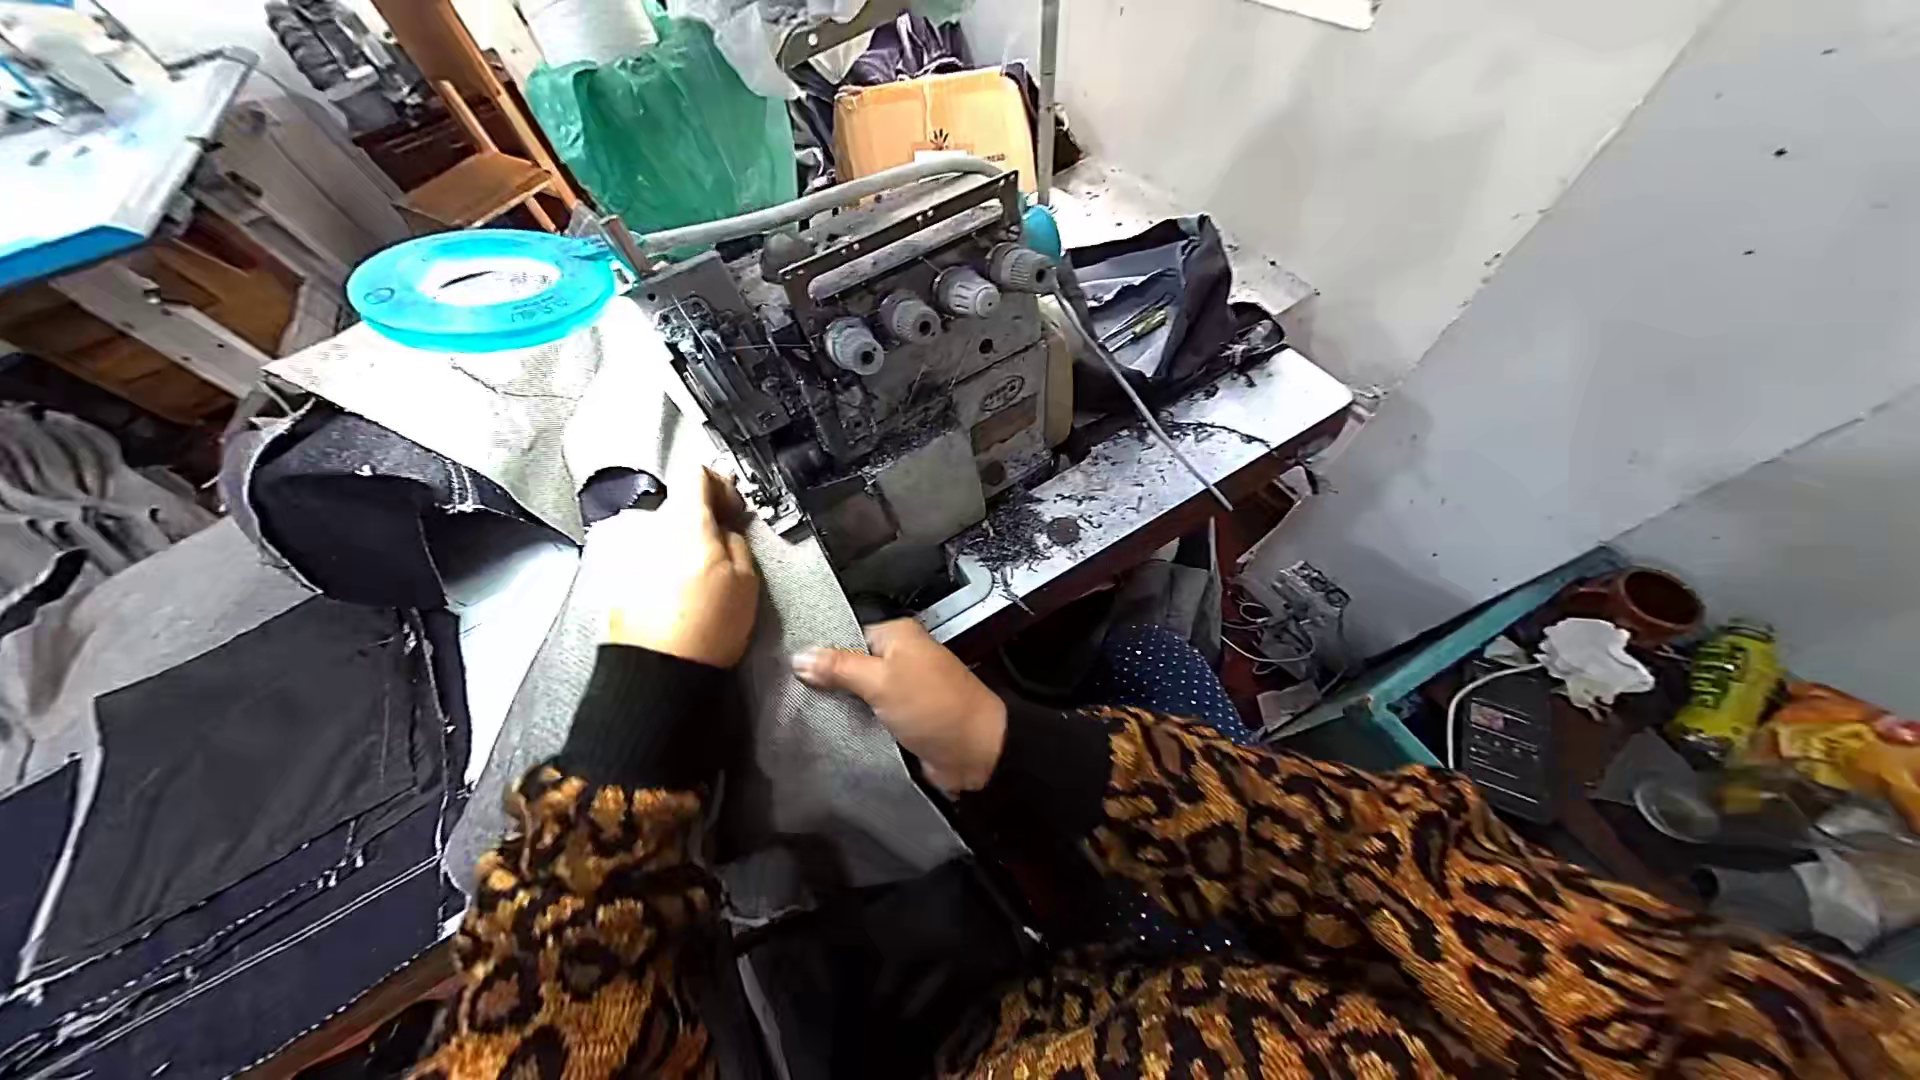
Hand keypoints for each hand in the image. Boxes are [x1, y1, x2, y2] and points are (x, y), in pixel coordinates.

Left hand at [591, 467, 758, 666]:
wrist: (660, 672)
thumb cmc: (707, 628)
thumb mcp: (747, 579)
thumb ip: (737, 540)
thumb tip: (726, 530)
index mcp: (684, 522)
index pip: (697, 474)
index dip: (721, 485)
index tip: (732, 508)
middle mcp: (648, 528)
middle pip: (678, 504)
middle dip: (702, 519)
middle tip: (723, 547)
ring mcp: (627, 552)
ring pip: (661, 531)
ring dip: (681, 543)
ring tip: (700, 577)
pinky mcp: (615, 576)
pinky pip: (646, 556)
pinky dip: (663, 564)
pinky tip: (678, 592)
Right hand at [791, 619, 1005, 794]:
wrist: (975, 752)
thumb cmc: (935, 706)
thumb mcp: (880, 681)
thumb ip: (839, 667)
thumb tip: (800, 657)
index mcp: (897, 635)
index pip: (847, 635)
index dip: (822, 653)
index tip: (793, 670)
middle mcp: (900, 656)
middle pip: (851, 665)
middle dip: (829, 682)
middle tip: (796, 696)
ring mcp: (902, 688)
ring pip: (859, 693)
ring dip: (842, 706)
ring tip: (808, 714)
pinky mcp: (903, 716)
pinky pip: (871, 715)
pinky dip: (856, 723)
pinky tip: (832, 730)